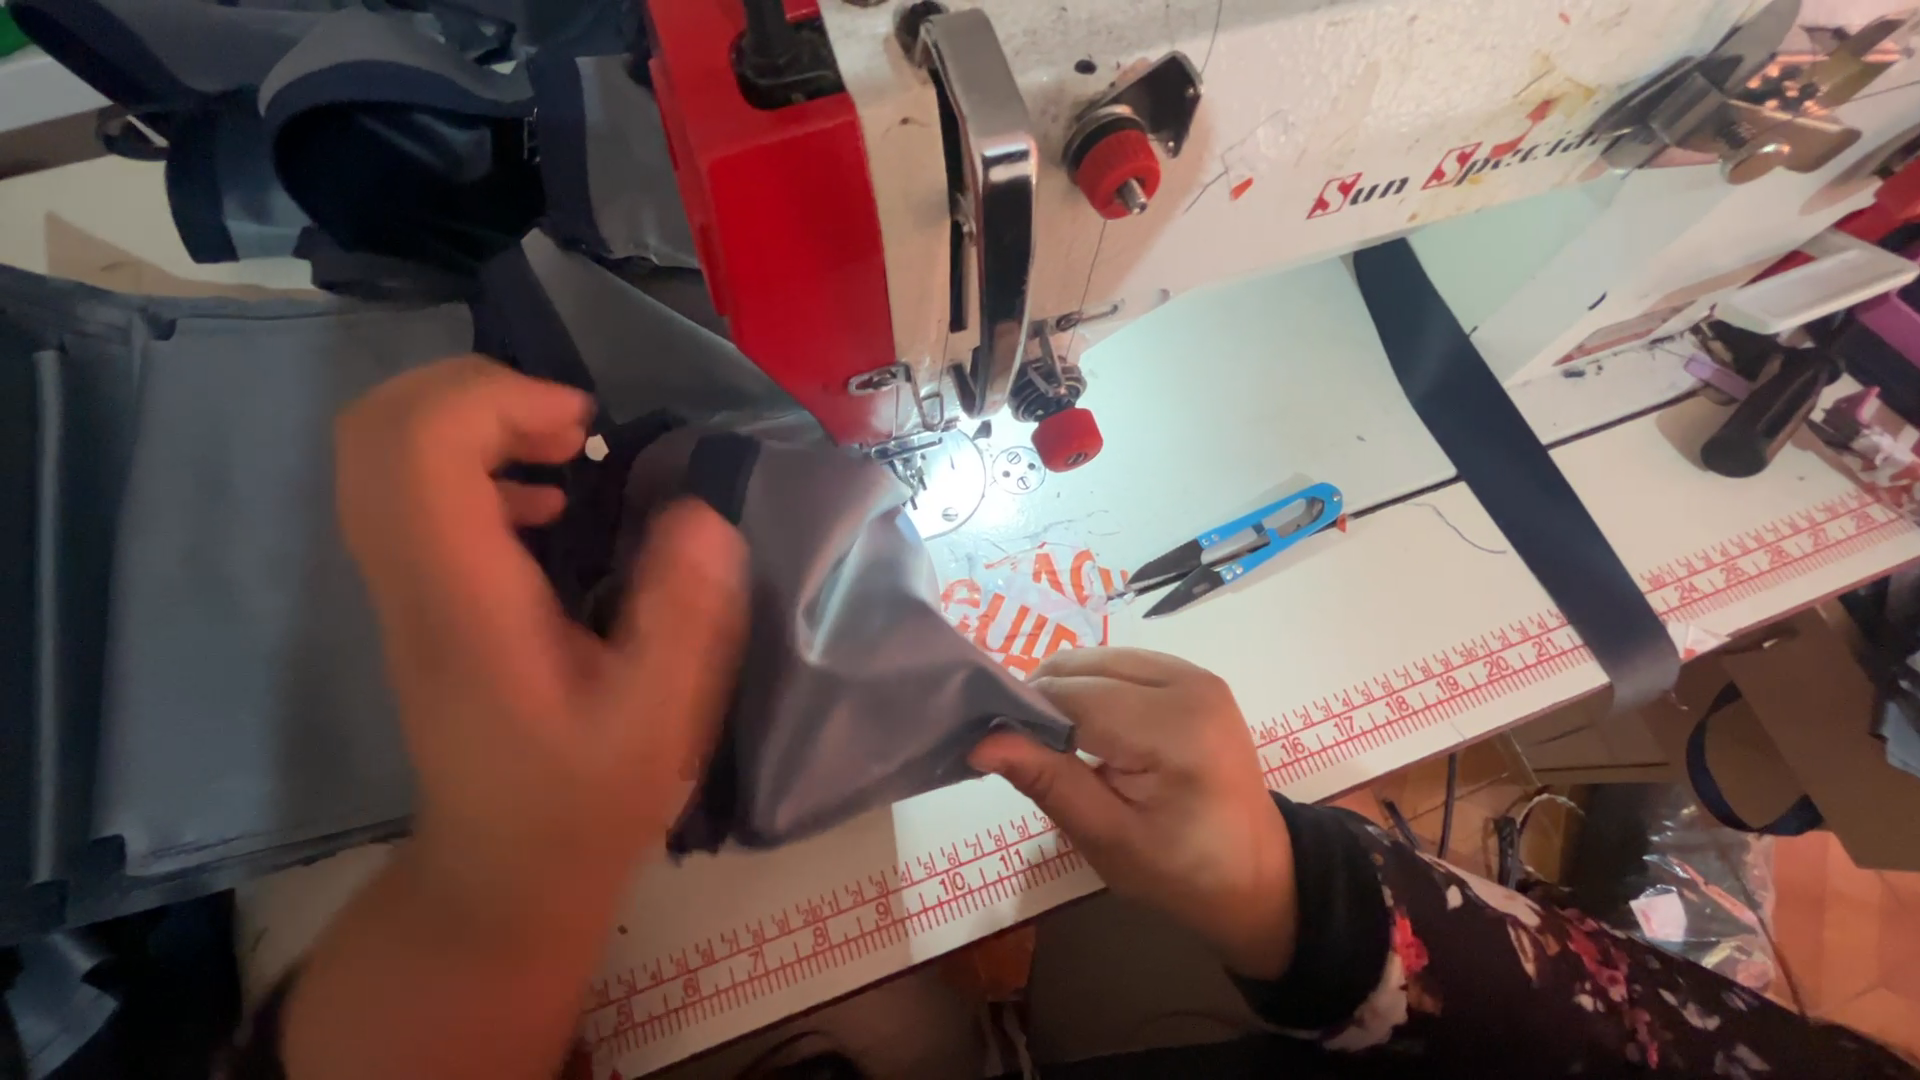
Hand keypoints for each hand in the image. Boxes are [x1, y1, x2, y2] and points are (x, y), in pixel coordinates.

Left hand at [334, 356, 749, 896]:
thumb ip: (688, 611)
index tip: (587, 427)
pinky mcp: (417, 596)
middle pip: (376, 428)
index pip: (419, 446)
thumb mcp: (663, 715)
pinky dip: (472, 459)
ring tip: (566, 448)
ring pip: (382, 451)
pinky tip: (547, 503)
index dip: (498, 399)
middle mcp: (411, 581)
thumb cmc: (588, 797)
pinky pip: (409, 488)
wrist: (505, 870)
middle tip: (573, 424)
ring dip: (474, 419)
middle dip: (478, 390)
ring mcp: (402, 588)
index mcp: (464, 601)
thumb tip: (700, 510)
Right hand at [969, 648, 1297, 978]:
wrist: (1258, 874)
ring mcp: (1195, 674)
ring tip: (1058, 743)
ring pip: (1097, 658)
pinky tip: (1092, 729)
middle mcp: (1187, 682)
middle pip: (1082, 666)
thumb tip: (980, 742)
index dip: (1023, 712)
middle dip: (1042, 700)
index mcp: (1173, 727)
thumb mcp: (1107, 838)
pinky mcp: (1194, 676)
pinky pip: (1121, 663)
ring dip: (1067, 691)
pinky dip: (1094, 687)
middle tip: (1024, 750)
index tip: (992, 742)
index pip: (1072, 695)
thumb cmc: (1181, 871)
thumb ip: (1047, 780)